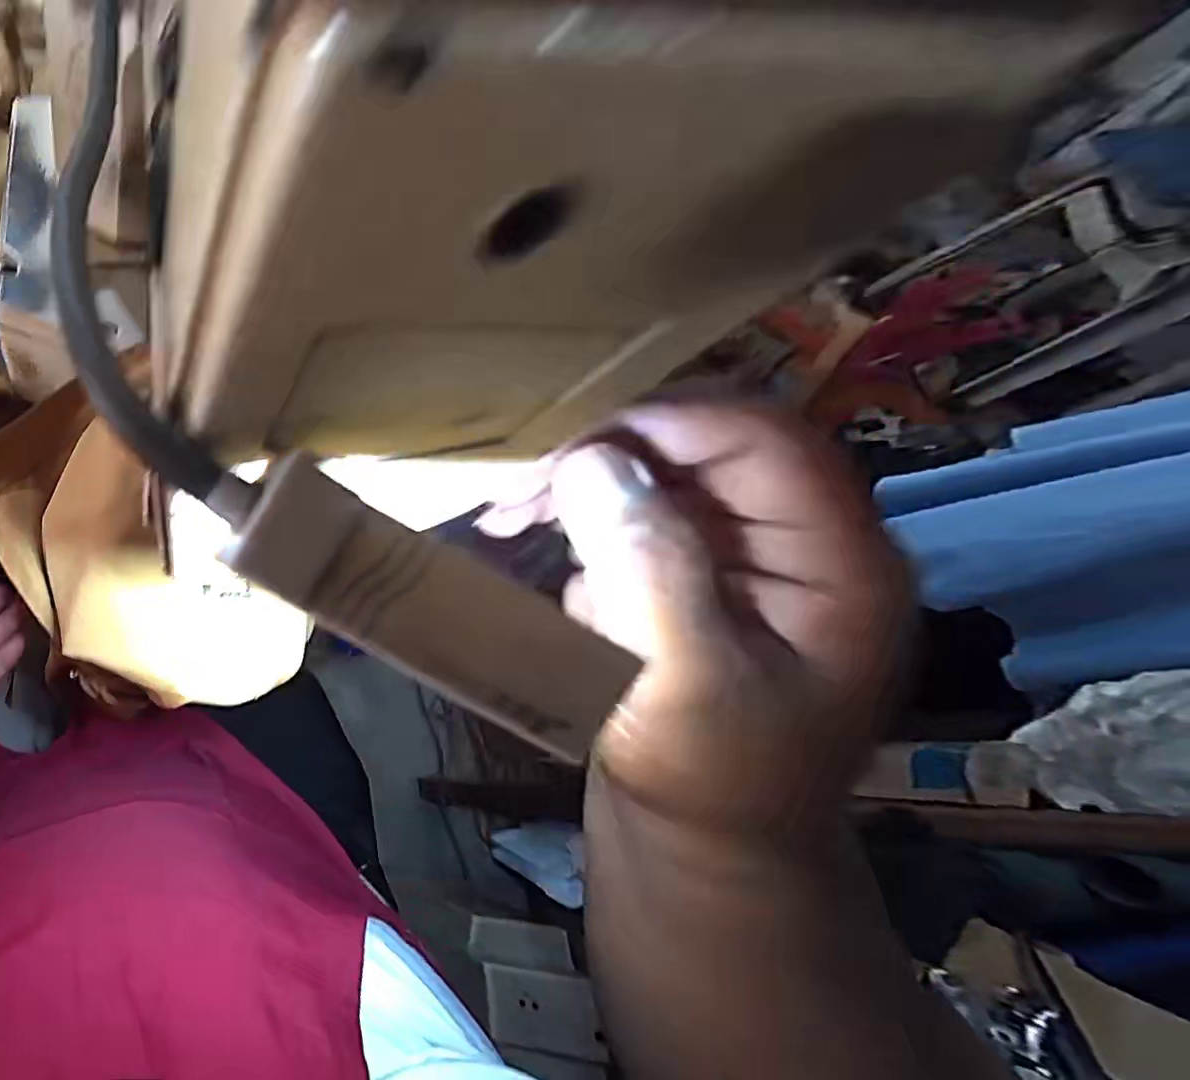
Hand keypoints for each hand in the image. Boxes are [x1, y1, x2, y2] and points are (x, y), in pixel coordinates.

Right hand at [478, 402, 910, 829]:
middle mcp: (792, 542)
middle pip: (704, 446)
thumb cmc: (705, 775)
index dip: (665, 424)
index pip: (762, 440)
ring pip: (658, 475)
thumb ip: (649, 566)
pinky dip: (574, 515)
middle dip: (606, 454)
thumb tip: (591, 464)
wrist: (698, 839)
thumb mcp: (682, 678)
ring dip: (578, 483)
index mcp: (835, 562)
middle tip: (519, 491)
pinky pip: (630, 514)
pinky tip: (531, 540)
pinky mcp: (685, 574)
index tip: (565, 454)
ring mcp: (735, 557)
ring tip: (506, 515)